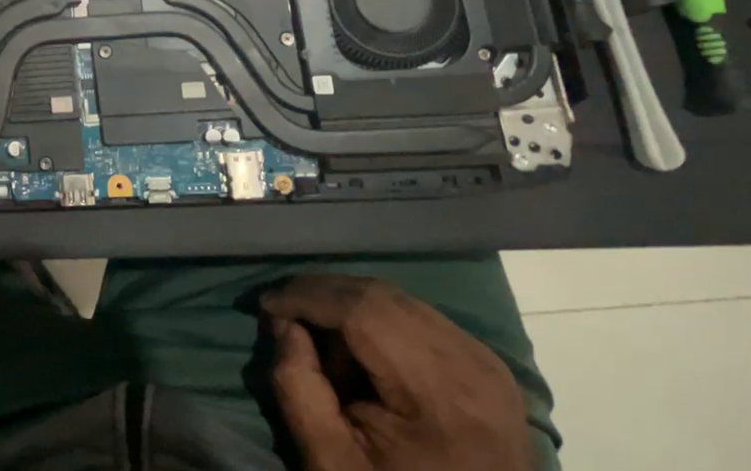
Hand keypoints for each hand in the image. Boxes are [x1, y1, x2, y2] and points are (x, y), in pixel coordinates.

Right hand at [262, 275, 534, 470]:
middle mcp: (472, 363)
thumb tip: (283, 322)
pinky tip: (358, 350)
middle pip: (379, 295)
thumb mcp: (330, 461)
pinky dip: (376, 318)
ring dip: (346, 305)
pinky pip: (417, 315)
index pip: (362, 309)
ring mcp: (486, 359)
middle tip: (281, 313)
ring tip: (318, 338)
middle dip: (321, 295)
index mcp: (440, 394)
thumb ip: (298, 387)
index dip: (306, 295)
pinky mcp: (486, 362)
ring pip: (396, 298)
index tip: (264, 305)